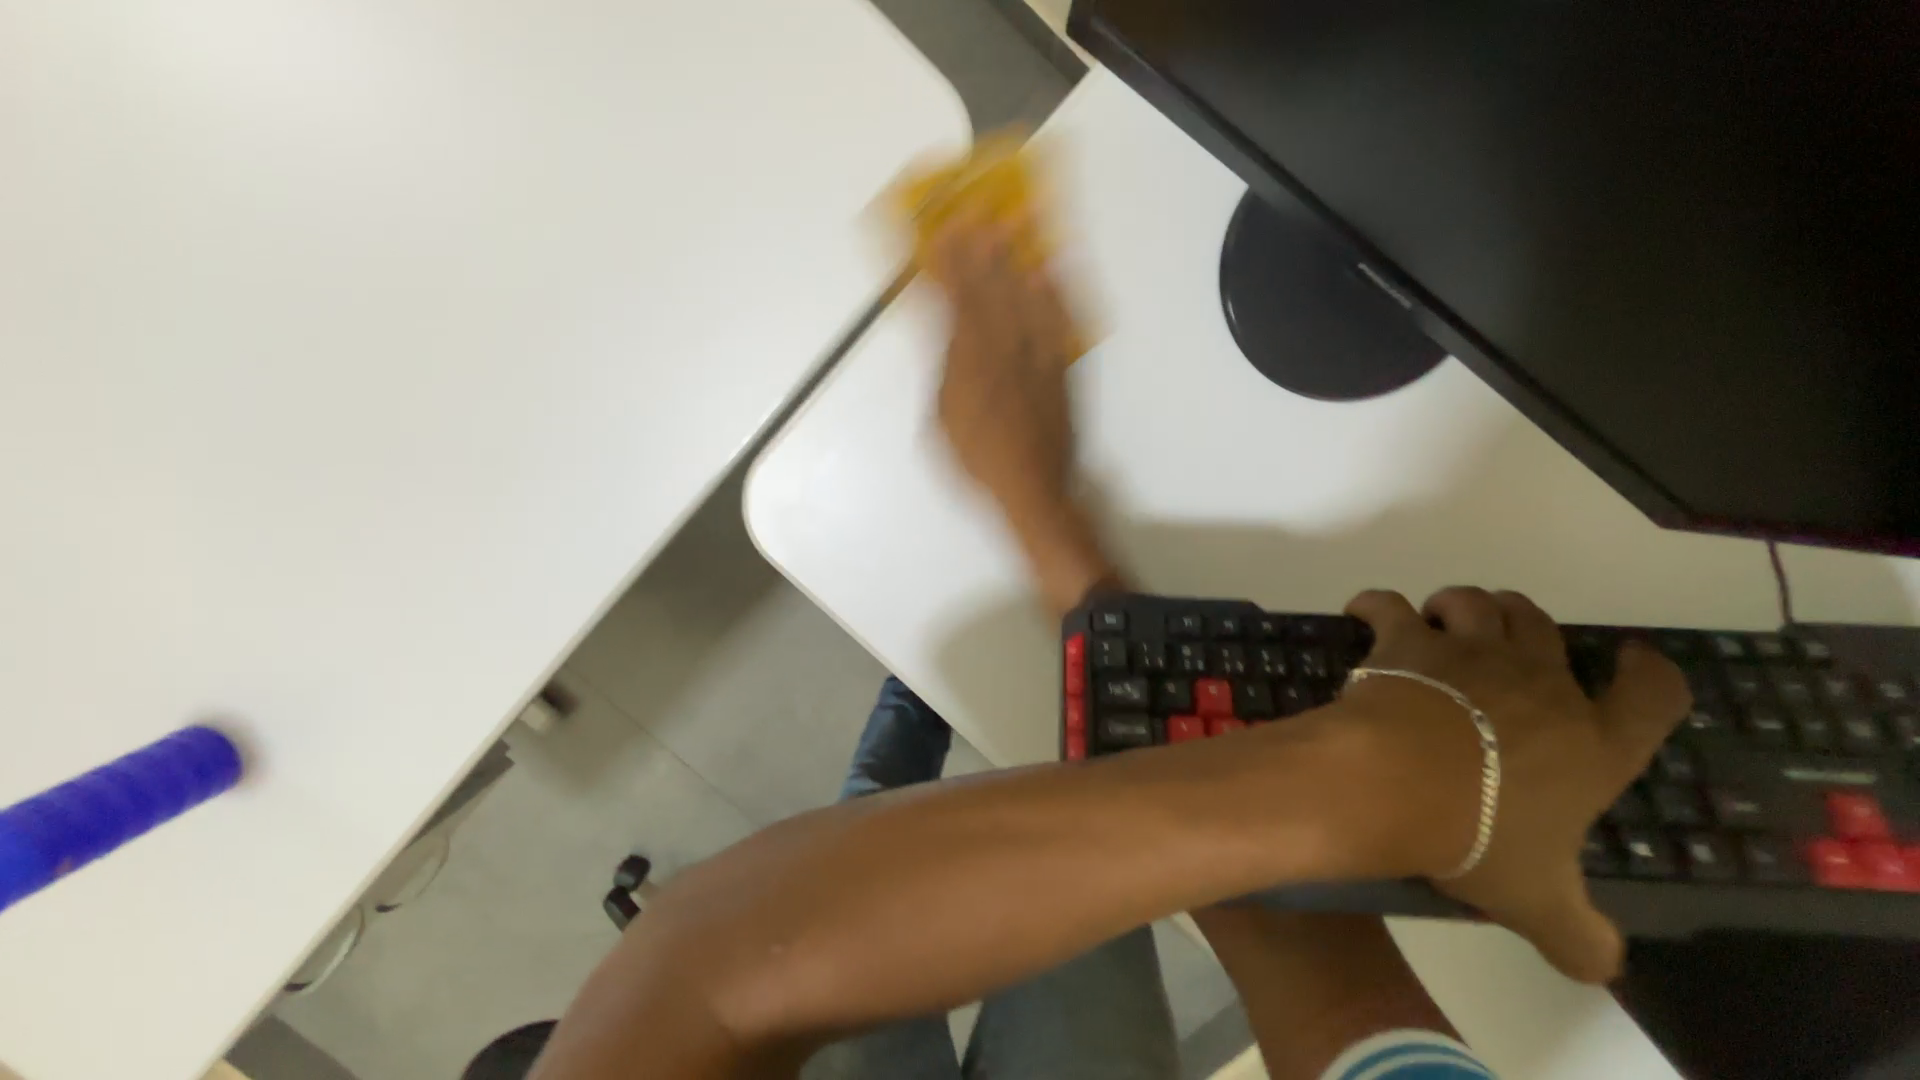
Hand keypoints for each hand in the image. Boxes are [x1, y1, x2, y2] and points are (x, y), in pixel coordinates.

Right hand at [925, 211, 1079, 519]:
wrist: (1033, 488)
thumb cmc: (977, 462)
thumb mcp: (940, 420)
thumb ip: (942, 372)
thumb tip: (942, 335)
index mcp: (968, 368)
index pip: (956, 305)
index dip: (950, 266)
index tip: (942, 233)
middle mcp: (1004, 354)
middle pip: (992, 292)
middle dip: (982, 249)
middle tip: (976, 210)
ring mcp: (1038, 359)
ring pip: (1027, 298)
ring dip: (1018, 257)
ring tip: (1013, 220)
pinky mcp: (1062, 368)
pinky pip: (1060, 321)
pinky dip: (1056, 291)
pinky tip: (1052, 266)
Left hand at [1340, 588, 1690, 982]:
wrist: (1397, 784)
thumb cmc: (1479, 838)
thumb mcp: (1539, 904)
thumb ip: (1579, 935)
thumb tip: (1603, 968)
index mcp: (1592, 741)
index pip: (1654, 694)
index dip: (1650, 672)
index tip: (1633, 657)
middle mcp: (1537, 684)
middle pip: (1545, 626)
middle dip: (1528, 623)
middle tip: (1504, 638)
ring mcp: (1468, 654)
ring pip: (1477, 603)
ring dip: (1462, 605)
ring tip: (1441, 620)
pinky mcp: (1407, 642)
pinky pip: (1390, 605)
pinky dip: (1376, 604)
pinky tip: (1366, 614)